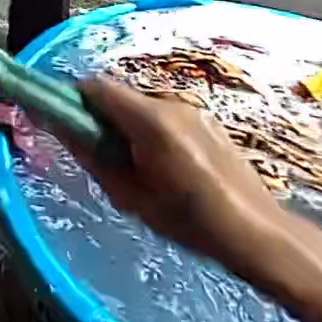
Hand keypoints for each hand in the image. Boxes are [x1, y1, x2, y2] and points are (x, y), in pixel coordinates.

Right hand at [71, 79, 294, 278]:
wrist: (259, 234)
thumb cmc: (190, 223)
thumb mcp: (131, 196)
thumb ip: (93, 157)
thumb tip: (62, 128)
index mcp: (151, 121)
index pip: (97, 87)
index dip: (74, 100)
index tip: (65, 123)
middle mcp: (171, 103)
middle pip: (119, 96)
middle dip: (101, 118)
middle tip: (101, 157)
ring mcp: (192, 108)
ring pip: (140, 106)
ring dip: (128, 126)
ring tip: (139, 169)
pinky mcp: (206, 118)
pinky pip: (163, 115)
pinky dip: (151, 131)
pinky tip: (166, 168)